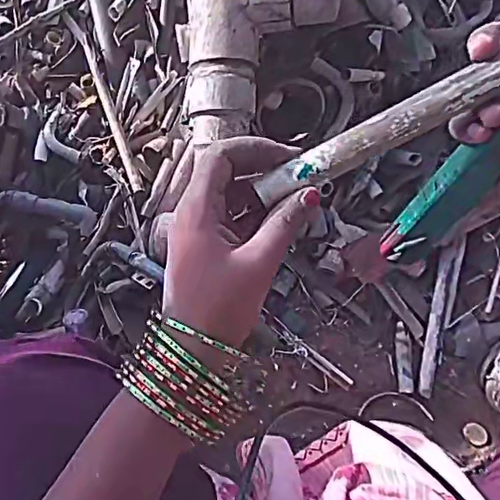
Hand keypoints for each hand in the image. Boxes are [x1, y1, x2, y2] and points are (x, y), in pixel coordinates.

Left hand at [158, 138, 321, 347]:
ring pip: (230, 194)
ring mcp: (196, 229)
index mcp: (195, 211)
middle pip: (225, 172)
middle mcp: (190, 214)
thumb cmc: (216, 312)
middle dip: (264, 171)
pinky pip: (230, 215)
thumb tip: (308, 197)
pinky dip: (254, 214)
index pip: (220, 156)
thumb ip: (285, 224)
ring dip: (262, 193)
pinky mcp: (204, 244)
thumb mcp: (259, 263)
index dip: (256, 150)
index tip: (288, 157)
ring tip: (295, 201)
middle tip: (298, 178)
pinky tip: (278, 221)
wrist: (193, 349)